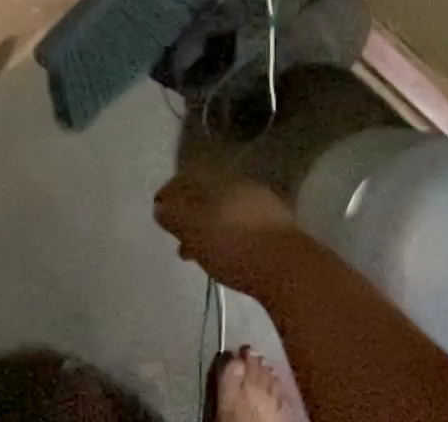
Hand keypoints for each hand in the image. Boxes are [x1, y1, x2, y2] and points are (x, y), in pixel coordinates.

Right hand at [153, 170, 303, 295]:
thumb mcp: (196, 230)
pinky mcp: (277, 230)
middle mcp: (244, 187)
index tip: (158, 208)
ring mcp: (263, 207)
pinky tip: (224, 256)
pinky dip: (226, 237)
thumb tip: (160, 206)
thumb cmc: (235, 245)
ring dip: (207, 229)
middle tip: (176, 236)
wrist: (289, 269)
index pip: (190, 179)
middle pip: (208, 196)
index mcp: (223, 181)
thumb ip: (175, 216)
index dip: (170, 192)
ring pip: (225, 213)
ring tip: (196, 254)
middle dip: (189, 214)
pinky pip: (241, 227)